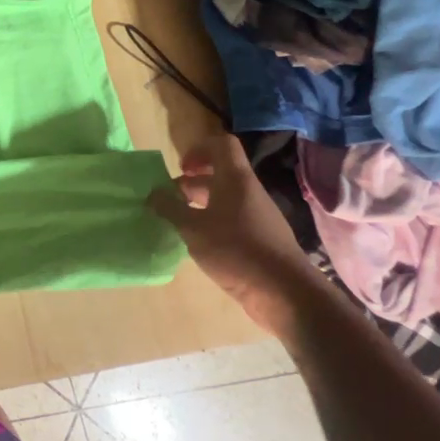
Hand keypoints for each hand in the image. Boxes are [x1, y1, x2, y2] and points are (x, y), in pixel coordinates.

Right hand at [145, 133, 322, 336]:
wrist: (286, 295)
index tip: (181, 168)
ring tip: (177, 222)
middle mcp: (248, 193)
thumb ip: (169, 208)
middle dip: (189, 183)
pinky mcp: (260, 240)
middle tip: (168, 199)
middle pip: (218, 174)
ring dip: (197, 205)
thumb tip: (153, 194)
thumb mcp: (192, 228)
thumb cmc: (236, 250)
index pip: (221, 144)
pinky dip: (211, 224)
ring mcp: (257, 217)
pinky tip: (197, 243)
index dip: (198, 149)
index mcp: (235, 181)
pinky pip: (231, 221)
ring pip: (223, 199)